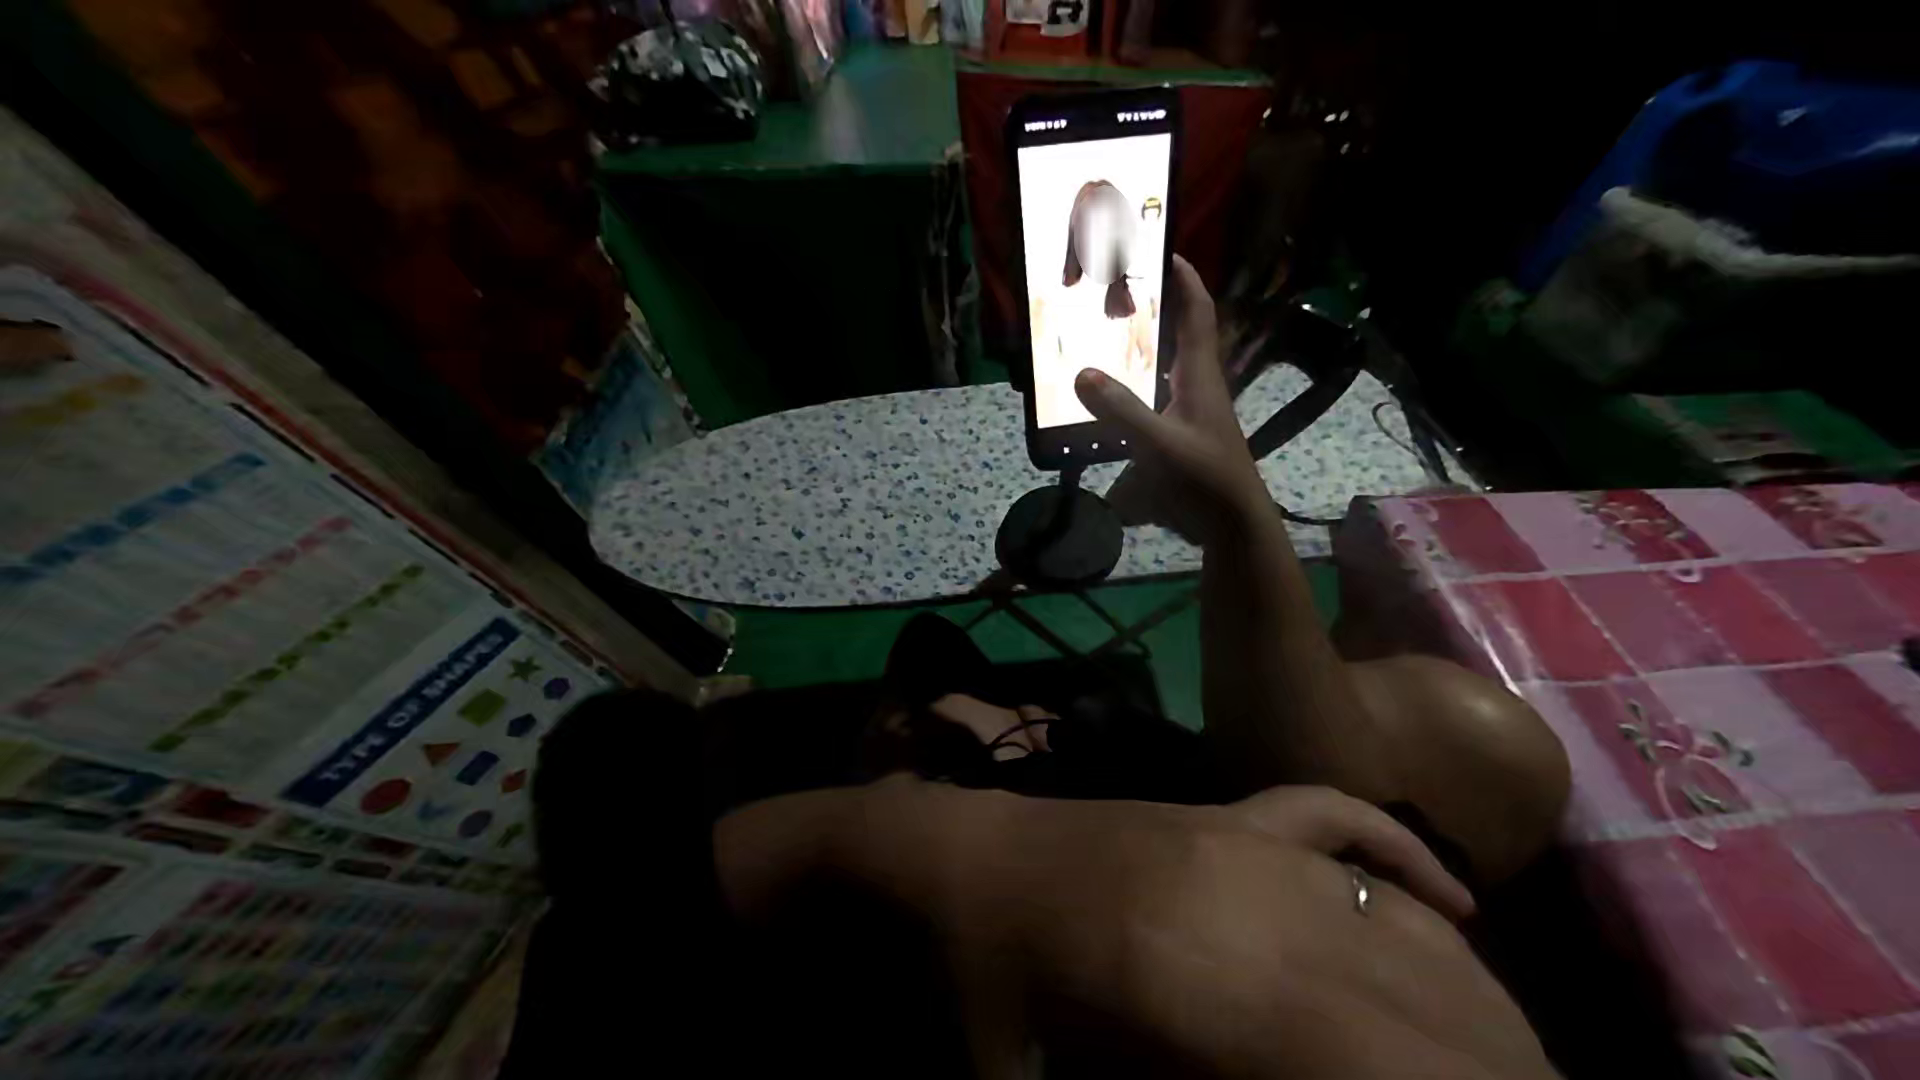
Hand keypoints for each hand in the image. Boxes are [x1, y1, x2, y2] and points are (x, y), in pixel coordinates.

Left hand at [717, 780, 1551, 1078]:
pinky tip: (1454, 905)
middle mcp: (1242, 897)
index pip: (1397, 1063)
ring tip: (1514, 1060)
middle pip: (1424, 1000)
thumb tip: (1294, 1076)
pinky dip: (1402, 862)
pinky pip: (1330, 819)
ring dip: (1477, 996)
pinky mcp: (1212, 808)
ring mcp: (1229, 835)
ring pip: (1398, 915)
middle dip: (1498, 1067)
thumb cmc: (988, 997)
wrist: (945, 862)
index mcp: (1205, 988)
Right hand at [1074, 255, 1270, 542]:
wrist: (1231, 520)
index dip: (1186, 281)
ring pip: (1168, 365)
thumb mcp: (1161, 442)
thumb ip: (1122, 410)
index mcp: (1200, 376)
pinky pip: (1156, 396)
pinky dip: (1136, 385)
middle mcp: (1197, 385)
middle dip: (1159, 308)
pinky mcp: (1182, 433)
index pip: (1198, 314)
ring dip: (1145, 346)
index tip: (1167, 251)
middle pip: (1182, 334)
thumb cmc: (1205, 476)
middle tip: (1121, 293)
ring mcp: (1191, 411)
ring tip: (1108, 335)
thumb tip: (1082, 374)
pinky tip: (1111, 395)